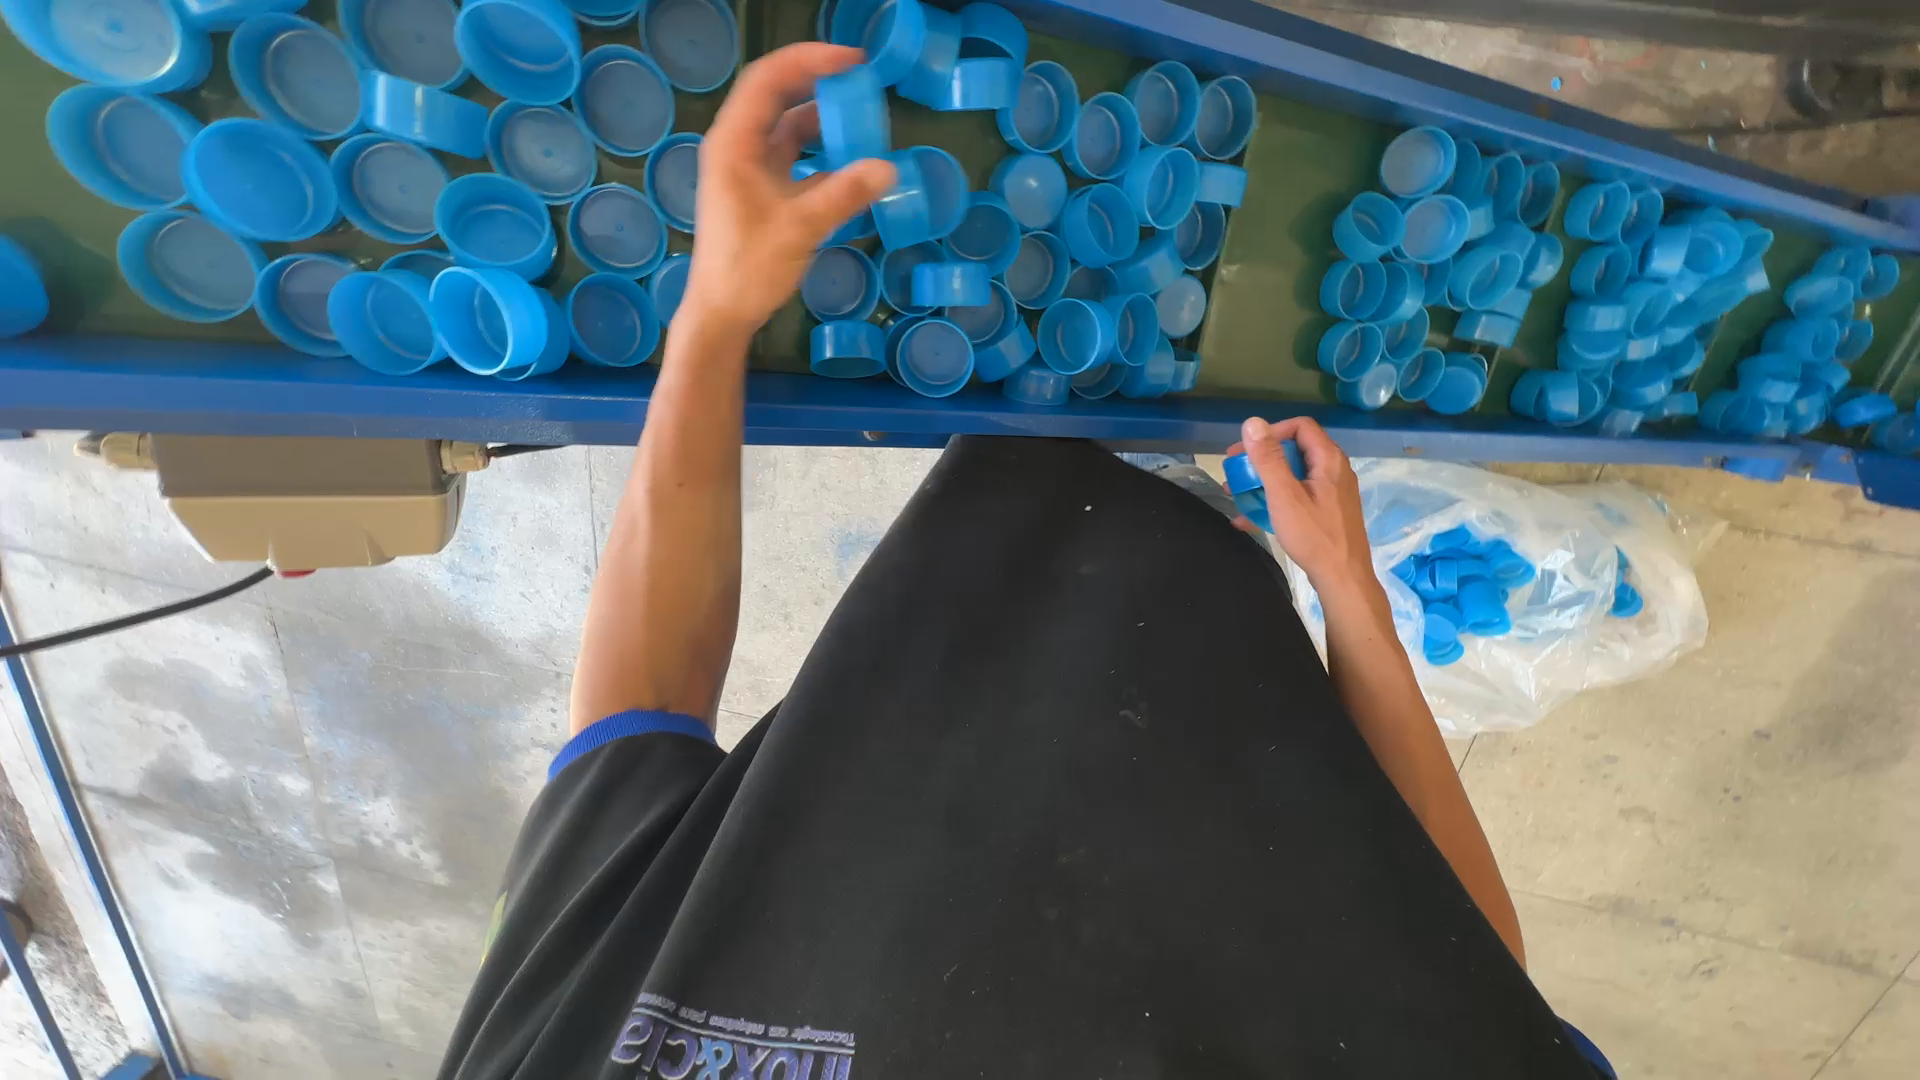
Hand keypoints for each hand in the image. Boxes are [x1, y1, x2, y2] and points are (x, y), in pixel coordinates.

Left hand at [680, 43, 896, 337]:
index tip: (853, 63)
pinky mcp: (761, 196)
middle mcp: (739, 148)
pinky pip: (794, 164)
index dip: (811, 61)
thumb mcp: (800, 227)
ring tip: (862, 127)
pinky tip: (849, 170)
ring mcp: (749, 173)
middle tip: (863, 90)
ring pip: (789, 134)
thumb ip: (844, 194)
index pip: (770, 79)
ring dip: (823, 127)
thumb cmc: (749, 267)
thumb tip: (889, 168)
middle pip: (780, 100)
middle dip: (821, 90)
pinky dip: (821, 161)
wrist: (722, 313)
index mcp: (735, 142)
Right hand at [1233, 416, 1375, 594]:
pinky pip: (1297, 494)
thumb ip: (1268, 458)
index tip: (1246, 451)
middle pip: (1294, 450)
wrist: (1343, 577)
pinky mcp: (1327, 510)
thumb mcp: (1284, 495)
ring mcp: (1332, 491)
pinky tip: (1250, 518)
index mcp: (1328, 460)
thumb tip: (1252, 423)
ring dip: (1263, 481)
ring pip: (1294, 474)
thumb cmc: (1313, 536)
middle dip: (1261, 460)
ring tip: (1237, 495)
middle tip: (1236, 472)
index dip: (1270, 433)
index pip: (1300, 427)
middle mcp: (1334, 470)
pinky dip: (1274, 500)